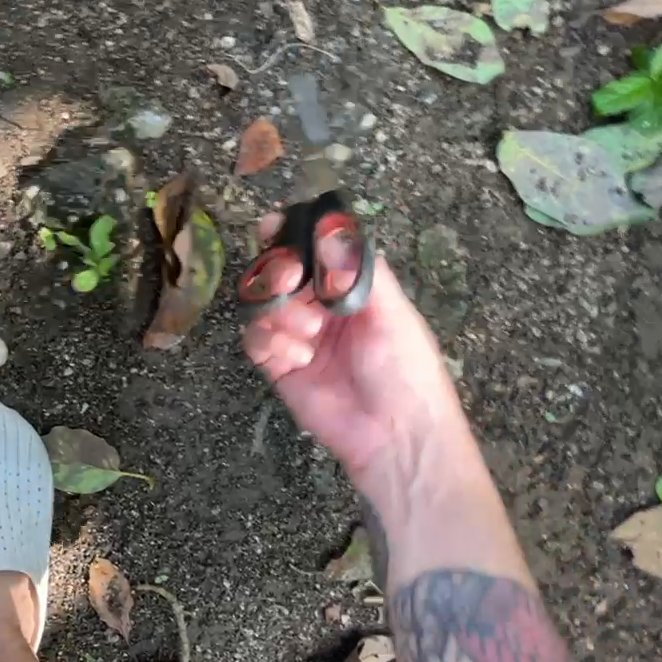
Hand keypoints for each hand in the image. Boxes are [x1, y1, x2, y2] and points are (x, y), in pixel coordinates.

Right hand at [241, 219, 466, 488]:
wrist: (393, 434)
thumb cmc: (406, 372)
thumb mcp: (392, 315)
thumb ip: (358, 272)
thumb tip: (330, 229)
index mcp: (351, 291)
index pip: (314, 254)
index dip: (291, 238)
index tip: (272, 227)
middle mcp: (319, 308)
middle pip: (279, 275)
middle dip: (277, 274)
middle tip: (286, 280)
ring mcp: (295, 335)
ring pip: (261, 306)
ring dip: (278, 314)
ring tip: (306, 332)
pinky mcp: (275, 363)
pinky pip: (255, 340)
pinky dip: (271, 344)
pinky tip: (297, 358)